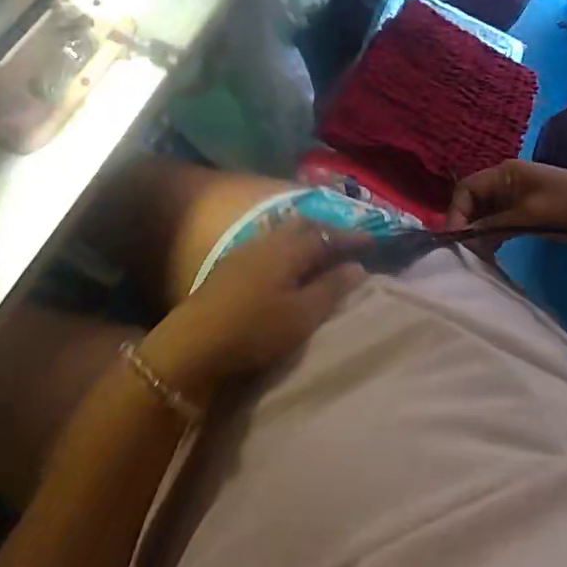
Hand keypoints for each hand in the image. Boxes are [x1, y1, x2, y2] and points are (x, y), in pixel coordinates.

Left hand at [139, 221, 366, 400]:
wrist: (192, 341)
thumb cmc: (254, 329)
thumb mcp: (302, 315)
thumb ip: (331, 288)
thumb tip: (358, 266)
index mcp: (290, 248)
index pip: (328, 234)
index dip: (351, 237)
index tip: (373, 240)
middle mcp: (269, 241)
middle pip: (304, 226)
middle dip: (328, 231)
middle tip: (346, 244)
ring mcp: (246, 250)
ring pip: (284, 234)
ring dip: (306, 239)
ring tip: (321, 254)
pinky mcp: (232, 265)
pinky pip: (270, 244)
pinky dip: (288, 249)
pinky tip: (287, 266)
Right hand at [446, 160, 566, 243]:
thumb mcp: (527, 216)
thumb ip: (492, 226)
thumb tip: (461, 238)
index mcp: (504, 172)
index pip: (465, 190)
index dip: (455, 214)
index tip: (455, 242)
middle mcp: (506, 180)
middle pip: (472, 201)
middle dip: (465, 224)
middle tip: (463, 253)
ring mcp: (517, 194)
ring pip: (485, 213)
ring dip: (478, 232)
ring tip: (476, 257)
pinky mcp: (527, 209)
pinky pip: (499, 220)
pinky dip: (492, 235)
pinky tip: (491, 252)